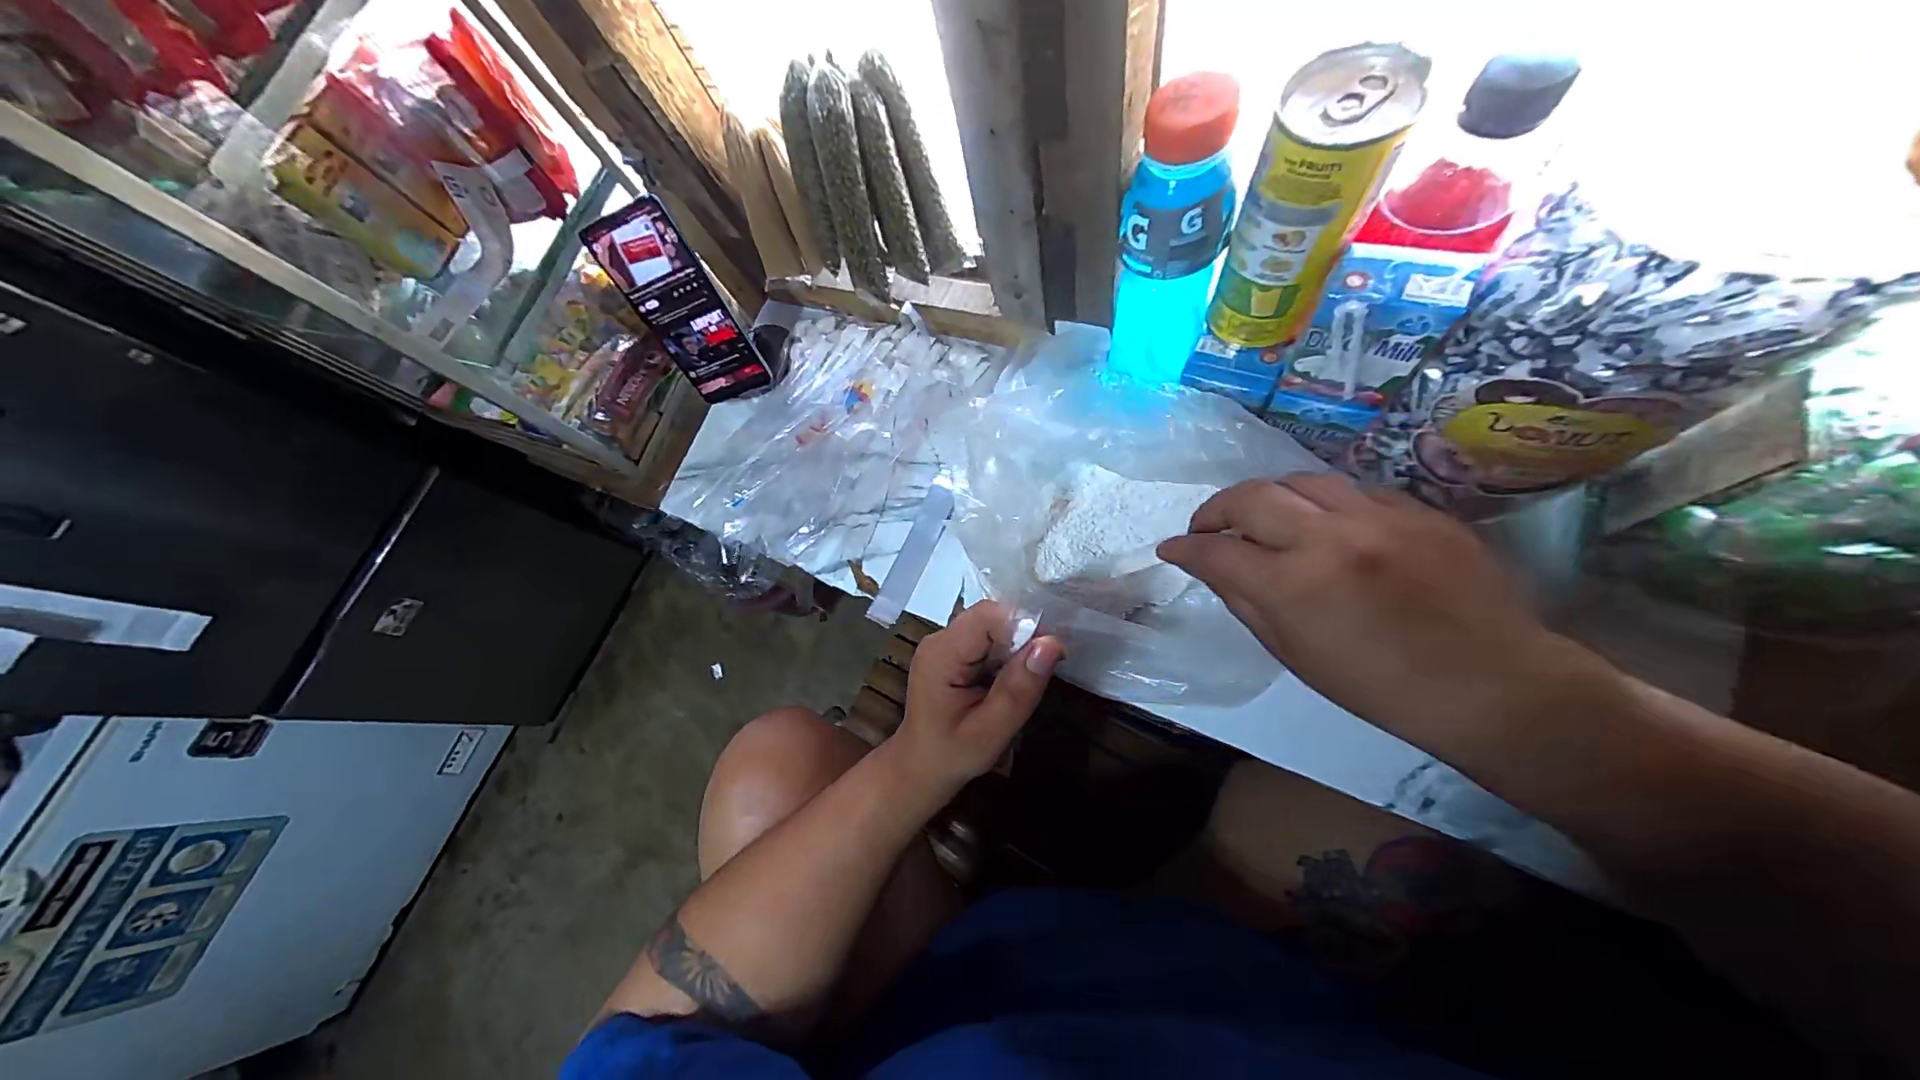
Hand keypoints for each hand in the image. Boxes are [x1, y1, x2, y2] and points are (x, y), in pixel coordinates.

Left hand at [888, 600, 1062, 791]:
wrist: (920, 767)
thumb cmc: (952, 754)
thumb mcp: (992, 731)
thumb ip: (1020, 688)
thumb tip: (1052, 643)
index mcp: (942, 654)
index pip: (989, 616)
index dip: (1023, 627)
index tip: (1046, 657)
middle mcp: (940, 639)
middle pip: (992, 617)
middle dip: (1022, 640)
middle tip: (1037, 676)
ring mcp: (945, 642)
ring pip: (994, 626)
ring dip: (1016, 648)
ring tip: (1022, 682)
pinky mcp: (954, 650)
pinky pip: (988, 638)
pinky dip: (1006, 655)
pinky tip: (1008, 681)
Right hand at [1157, 474, 1583, 744]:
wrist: (1493, 685)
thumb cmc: (1381, 687)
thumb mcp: (1296, 654)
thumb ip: (1246, 601)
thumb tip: (1212, 567)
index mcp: (1295, 584)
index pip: (1216, 551)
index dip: (1185, 548)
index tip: (1172, 549)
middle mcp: (1330, 536)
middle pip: (1250, 496)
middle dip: (1216, 510)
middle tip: (1208, 528)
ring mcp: (1379, 516)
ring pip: (1300, 480)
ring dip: (1268, 497)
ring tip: (1263, 519)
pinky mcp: (1418, 510)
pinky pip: (1353, 490)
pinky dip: (1324, 504)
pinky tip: (1325, 525)